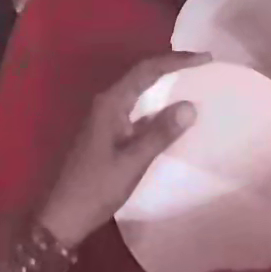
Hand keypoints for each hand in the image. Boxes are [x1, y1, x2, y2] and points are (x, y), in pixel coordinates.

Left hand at [36, 52, 208, 248]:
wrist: (65, 213)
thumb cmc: (97, 187)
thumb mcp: (133, 162)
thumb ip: (161, 133)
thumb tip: (191, 105)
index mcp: (111, 101)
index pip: (146, 70)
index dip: (176, 60)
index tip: (205, 58)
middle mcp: (108, 101)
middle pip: (142, 73)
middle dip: (171, 65)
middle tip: (202, 64)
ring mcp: (107, 114)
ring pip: (139, 88)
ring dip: (164, 81)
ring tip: (192, 79)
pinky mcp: (109, 129)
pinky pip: (137, 105)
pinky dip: (156, 102)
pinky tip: (171, 110)